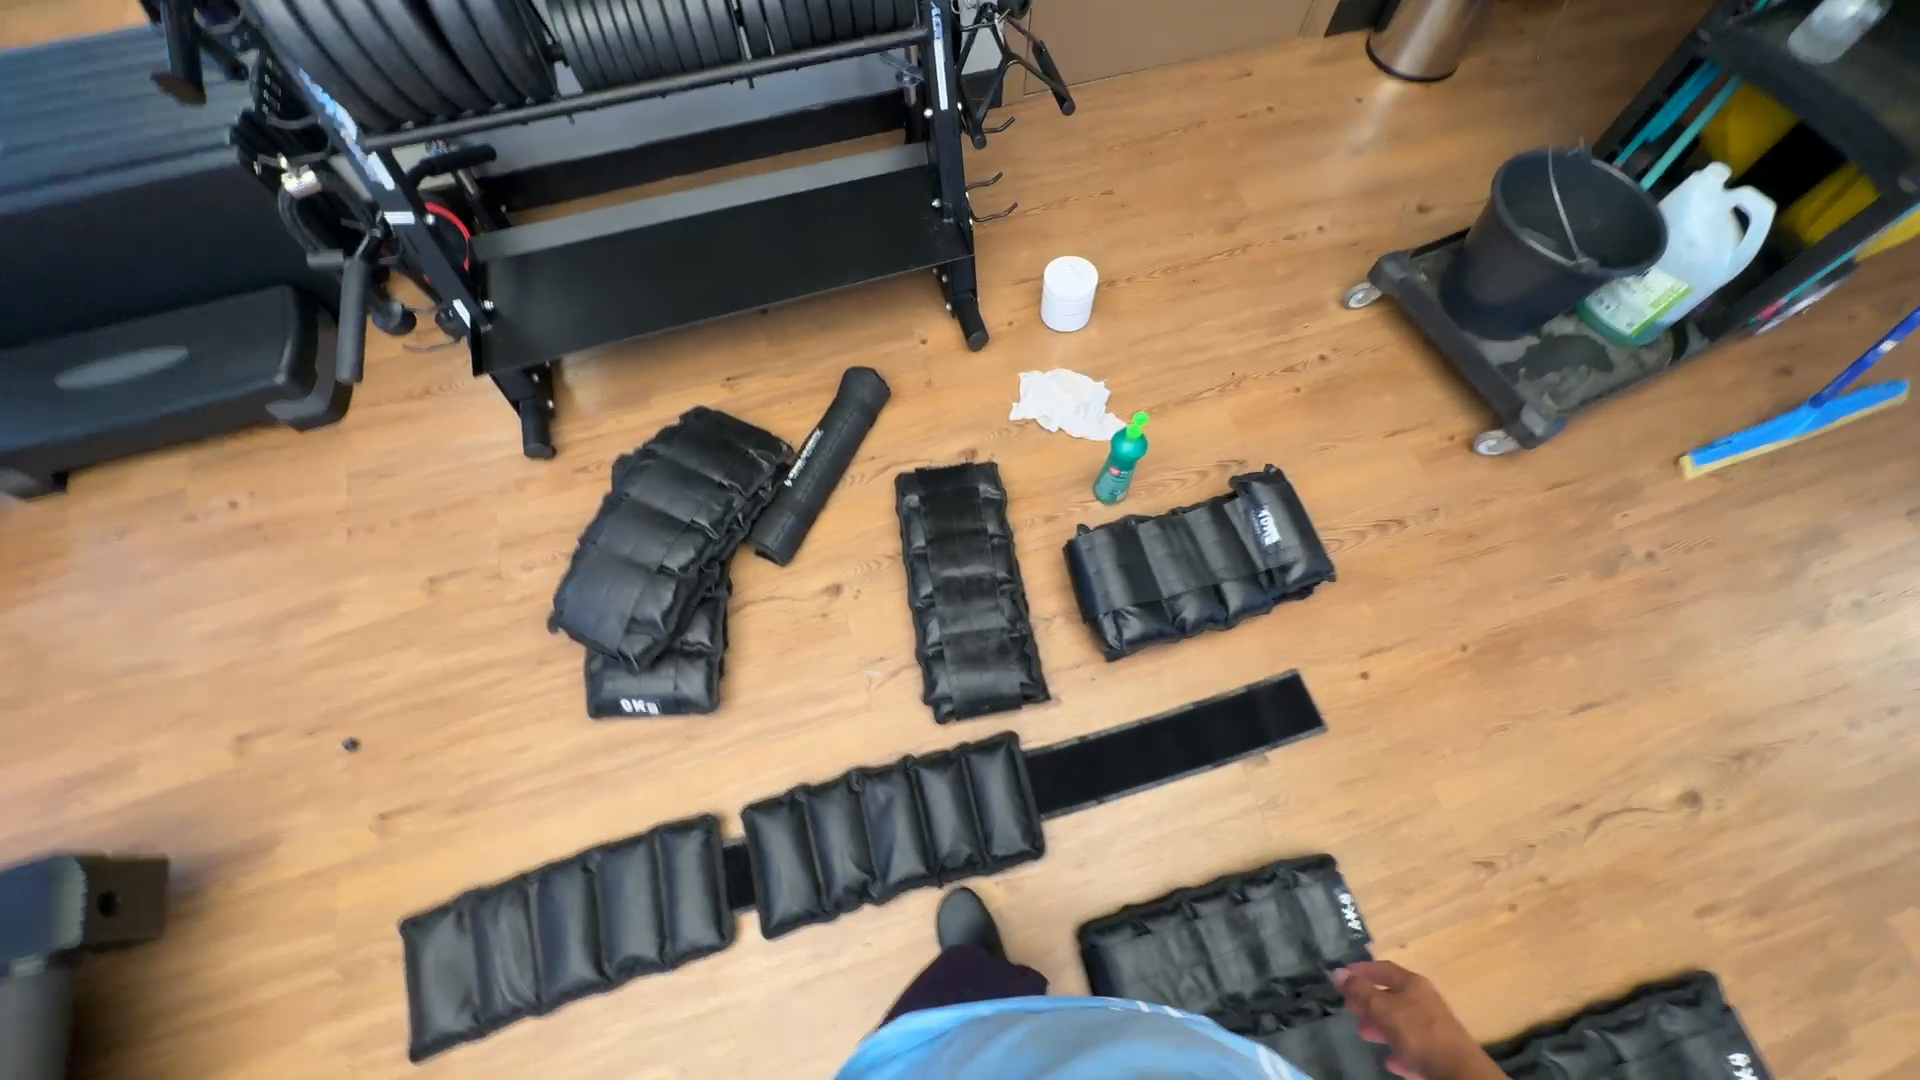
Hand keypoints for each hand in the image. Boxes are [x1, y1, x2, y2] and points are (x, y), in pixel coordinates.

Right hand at [1332, 961, 1504, 1079]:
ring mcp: (1434, 1027)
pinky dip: (1400, 1051)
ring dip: (1381, 1027)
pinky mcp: (1440, 1052)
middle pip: (1391, 996)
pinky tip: (1390, 1061)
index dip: (1362, 970)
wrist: (1460, 1073)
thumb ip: (1360, 990)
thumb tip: (1337, 971)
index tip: (1343, 975)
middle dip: (1368, 1002)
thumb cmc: (1419, 1032)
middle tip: (1350, 1008)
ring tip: (1365, 1034)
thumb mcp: (1383, 1008)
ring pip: (1401, 1022)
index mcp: (1413, 984)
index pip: (1383, 968)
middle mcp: (1424, 1001)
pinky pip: (1414, 1047)